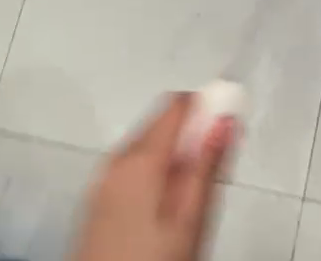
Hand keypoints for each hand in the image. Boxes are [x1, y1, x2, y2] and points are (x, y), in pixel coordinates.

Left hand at [69, 93, 236, 260]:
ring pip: (147, 145)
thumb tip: (225, 120)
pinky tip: (160, 211)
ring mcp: (100, 181)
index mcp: (141, 158)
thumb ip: (209, 163)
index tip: (225, 128)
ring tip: (186, 200)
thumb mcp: (193, 217)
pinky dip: (151, 173)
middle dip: (191, 137)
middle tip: (209, 174)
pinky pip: (130, 167)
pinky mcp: (94, 200)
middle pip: (162, 122)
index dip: (207, 108)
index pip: (179, 102)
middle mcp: (115, 160)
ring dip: (172, 156)